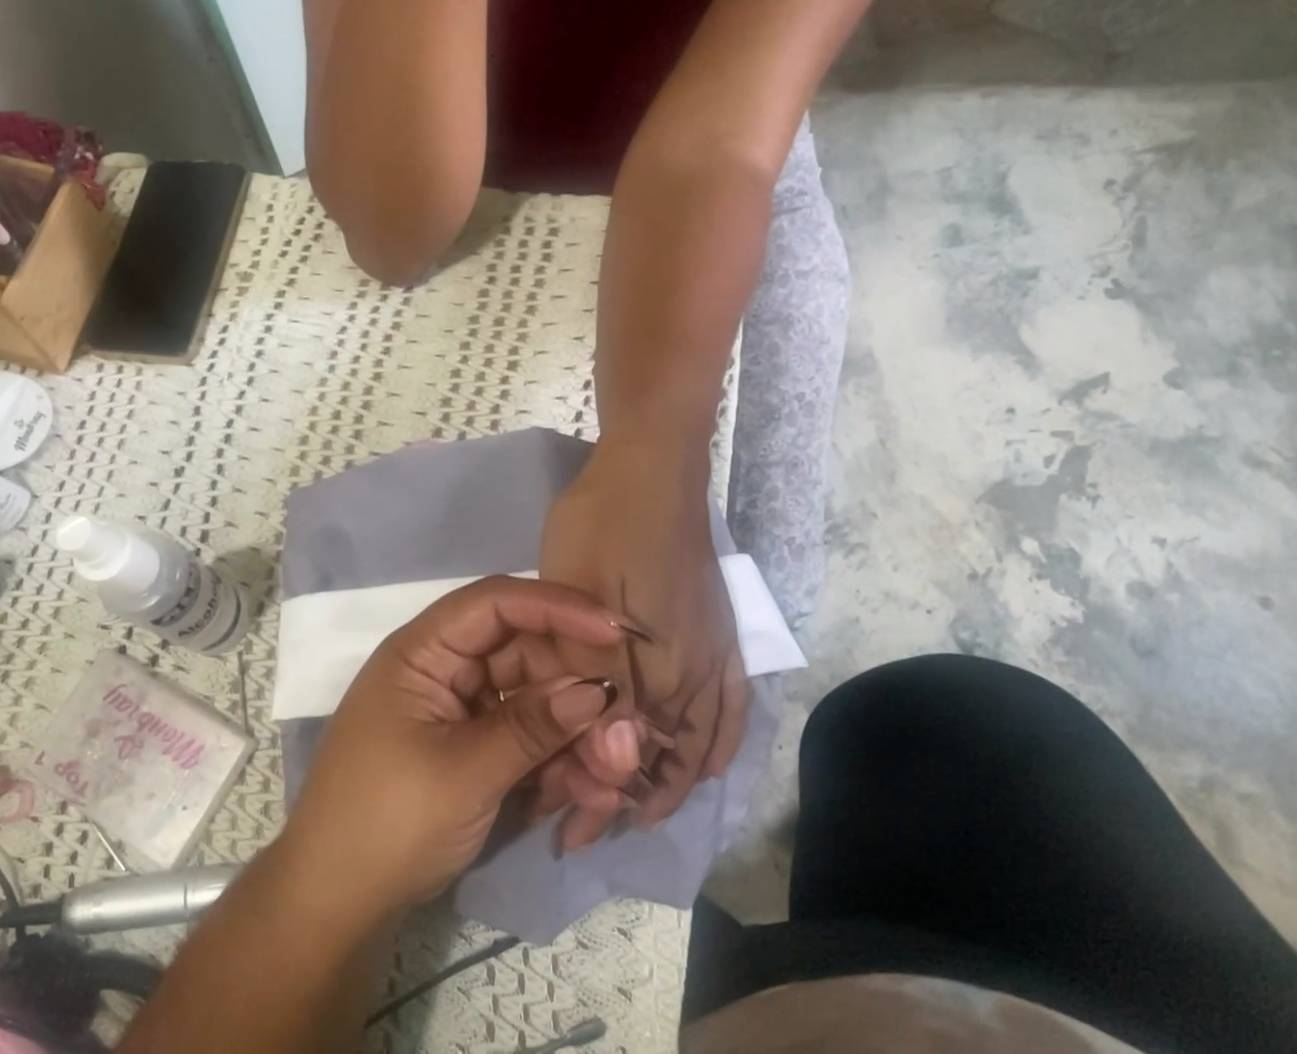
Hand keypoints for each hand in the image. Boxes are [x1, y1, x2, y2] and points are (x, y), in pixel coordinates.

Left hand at [281, 576, 633, 915]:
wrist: (338, 899)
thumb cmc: (388, 821)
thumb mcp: (465, 771)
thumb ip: (534, 726)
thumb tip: (600, 688)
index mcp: (423, 655)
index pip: (495, 605)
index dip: (557, 607)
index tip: (616, 631)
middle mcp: (443, 674)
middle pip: (527, 658)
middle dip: (579, 695)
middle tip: (626, 740)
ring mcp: (459, 716)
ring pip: (535, 705)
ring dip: (576, 741)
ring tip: (607, 787)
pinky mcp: (472, 755)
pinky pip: (525, 743)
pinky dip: (556, 766)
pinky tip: (583, 801)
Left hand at [536, 435, 751, 853]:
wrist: (653, 467)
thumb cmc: (597, 527)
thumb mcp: (570, 598)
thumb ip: (587, 674)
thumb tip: (606, 754)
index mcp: (652, 671)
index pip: (628, 759)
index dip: (595, 798)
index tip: (564, 829)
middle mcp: (693, 676)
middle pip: (664, 760)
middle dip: (626, 800)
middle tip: (589, 829)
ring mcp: (714, 656)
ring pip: (697, 742)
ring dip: (668, 782)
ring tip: (638, 811)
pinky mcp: (722, 635)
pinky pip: (731, 705)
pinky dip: (719, 742)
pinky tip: (705, 764)